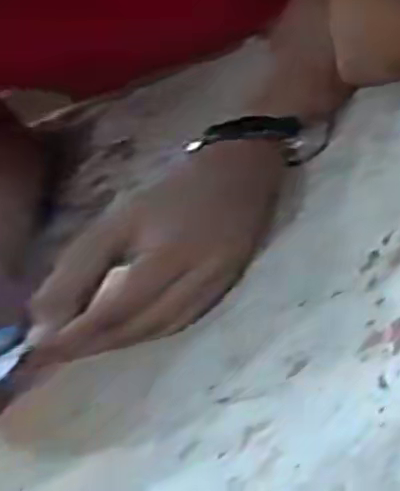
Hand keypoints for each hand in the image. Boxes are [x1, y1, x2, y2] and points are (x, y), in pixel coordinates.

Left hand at [26, 140, 284, 364]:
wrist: (243, 170)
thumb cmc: (173, 195)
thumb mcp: (111, 229)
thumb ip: (71, 281)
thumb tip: (44, 332)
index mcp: (173, 255)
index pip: (114, 313)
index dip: (69, 339)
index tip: (30, 354)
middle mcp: (207, 271)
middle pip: (144, 325)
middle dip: (94, 344)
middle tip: (55, 351)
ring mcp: (228, 274)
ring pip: (170, 326)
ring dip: (127, 339)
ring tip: (94, 339)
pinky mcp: (237, 275)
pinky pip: (192, 315)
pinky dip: (158, 327)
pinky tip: (138, 322)